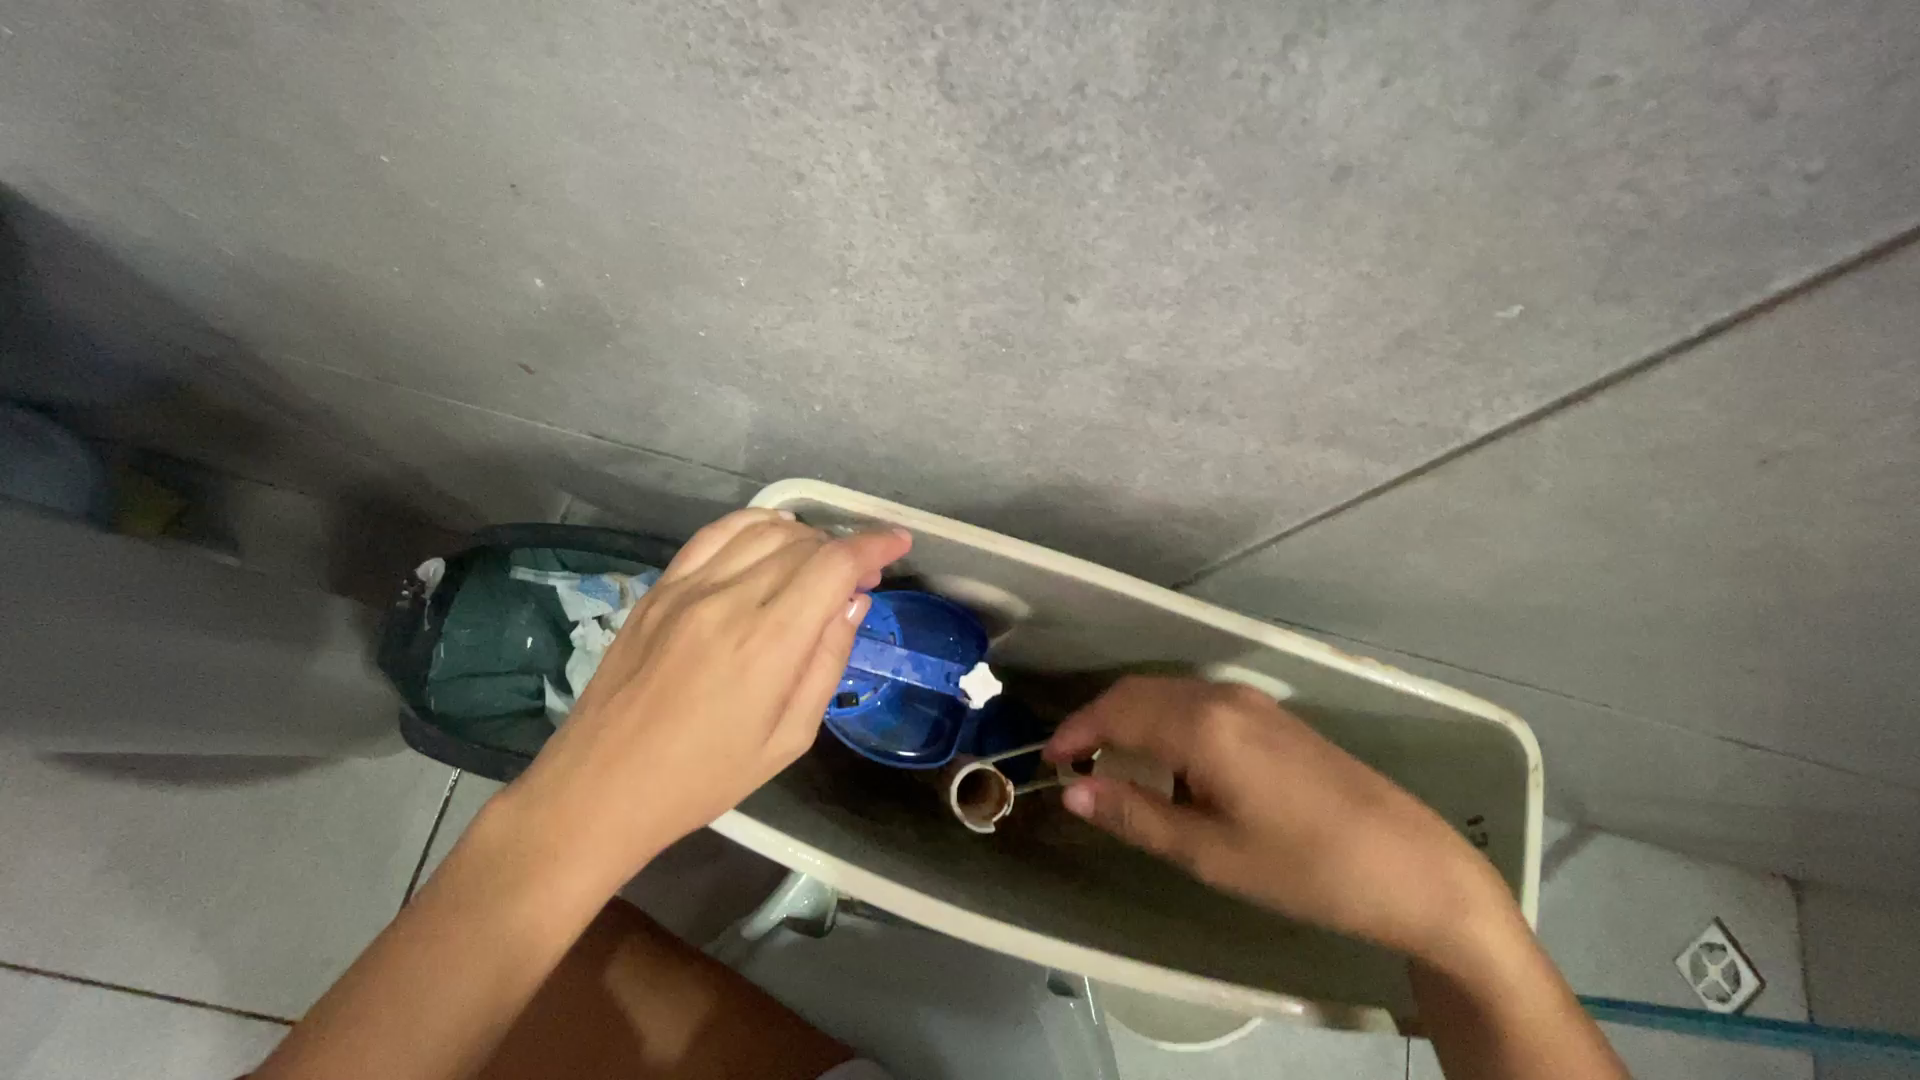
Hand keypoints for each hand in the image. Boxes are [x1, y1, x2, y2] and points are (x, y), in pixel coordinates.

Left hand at [498, 508, 911, 887]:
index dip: (875, 546)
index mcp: (768, 642)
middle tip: (861, 578)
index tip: (899, 544)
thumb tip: (853, 602)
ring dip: (805, 537)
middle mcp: (729, 599)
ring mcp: (687, 588)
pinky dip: (755, 526)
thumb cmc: (705, 777)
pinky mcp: (659, 589)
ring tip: (820, 563)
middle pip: (805, 544)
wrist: (602, 787)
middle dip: (845, 550)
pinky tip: (770, 541)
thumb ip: (827, 661)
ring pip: (763, 530)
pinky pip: (716, 534)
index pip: (834, 565)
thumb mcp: (789, 738)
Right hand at [1044, 676, 1512, 967]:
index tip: (1048, 763)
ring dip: (1130, 718)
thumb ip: (1134, 815)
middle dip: (1097, 722)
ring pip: (1168, 693)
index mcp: (1201, 725)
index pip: (1115, 712)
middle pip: (1138, 692)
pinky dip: (1164, 720)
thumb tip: (1072, 792)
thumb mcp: (1209, 853)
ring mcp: (1252, 701)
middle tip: (1073, 767)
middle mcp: (1221, 696)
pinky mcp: (1273, 716)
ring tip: (1111, 766)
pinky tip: (1168, 761)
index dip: (1074, 734)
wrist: (1413, 867)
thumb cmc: (1304, 868)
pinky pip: (1198, 702)